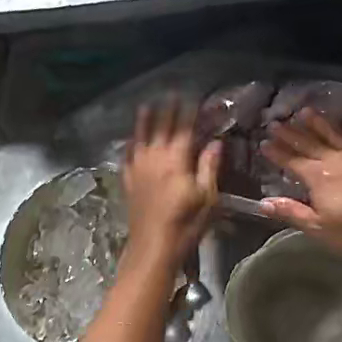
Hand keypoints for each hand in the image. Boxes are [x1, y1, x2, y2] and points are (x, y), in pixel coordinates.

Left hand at [123, 94, 220, 266]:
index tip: (191, 97)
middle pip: (160, 128)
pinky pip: (127, 156)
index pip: (183, 129)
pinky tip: (130, 140)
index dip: (187, 112)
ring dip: (144, 121)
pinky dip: (130, 144)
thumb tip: (215, 143)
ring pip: (140, 138)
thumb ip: (209, 167)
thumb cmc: (185, 224)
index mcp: (176, 160)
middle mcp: (155, 159)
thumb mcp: (207, 198)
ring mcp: (138, 169)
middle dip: (167, 110)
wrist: (153, 247)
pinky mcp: (129, 182)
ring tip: (146, 106)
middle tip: (170, 94)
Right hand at [260, 109, 341, 254]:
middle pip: (309, 143)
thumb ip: (292, 212)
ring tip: (305, 111)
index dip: (277, 153)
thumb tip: (264, 202)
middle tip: (276, 122)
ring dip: (319, 123)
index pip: (291, 161)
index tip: (263, 143)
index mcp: (318, 177)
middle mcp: (336, 160)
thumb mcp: (319, 228)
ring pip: (335, 135)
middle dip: (291, 133)